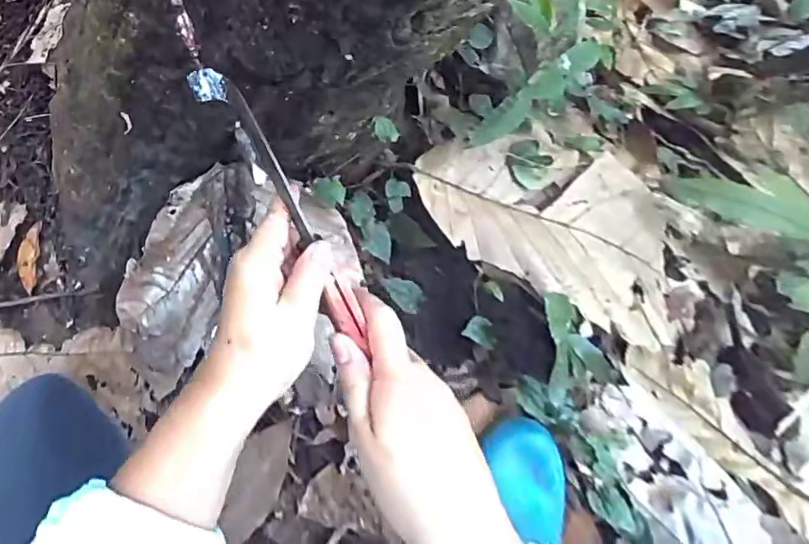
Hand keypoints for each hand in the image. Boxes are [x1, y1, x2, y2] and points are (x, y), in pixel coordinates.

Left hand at [198, 200, 336, 417]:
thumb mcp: (297, 314)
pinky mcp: (249, 294)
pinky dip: (294, 277)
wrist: (232, 387)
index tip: (306, 190)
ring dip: (304, 262)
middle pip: (280, 236)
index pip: (274, 218)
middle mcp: (247, 263)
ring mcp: (246, 278)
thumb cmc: (263, 354)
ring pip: (279, 256)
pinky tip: (314, 293)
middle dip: (308, 240)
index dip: (291, 203)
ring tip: (332, 275)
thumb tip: (322, 245)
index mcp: (256, 261)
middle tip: (338, 253)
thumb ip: (310, 274)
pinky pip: (275, 273)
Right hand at [332, 294, 516, 543]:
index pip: (380, 317)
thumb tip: (340, 340)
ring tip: (370, 415)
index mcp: (398, 376)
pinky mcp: (454, 415)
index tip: (343, 289)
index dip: (360, 298)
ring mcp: (443, 396)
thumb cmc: (408, 491)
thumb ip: (352, 382)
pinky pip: (421, 390)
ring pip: (404, 370)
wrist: (468, 534)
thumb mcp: (362, 435)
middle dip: (366, 347)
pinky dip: (403, 395)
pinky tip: (397, 430)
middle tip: (345, 368)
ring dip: (384, 375)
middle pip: (390, 344)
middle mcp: (424, 377)